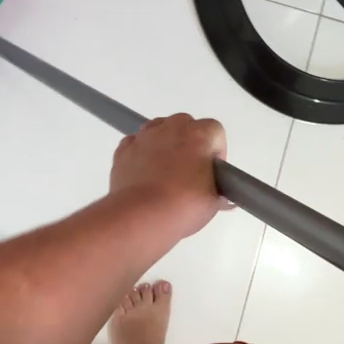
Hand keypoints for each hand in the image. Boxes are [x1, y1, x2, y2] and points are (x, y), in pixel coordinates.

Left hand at [109, 114, 226, 234]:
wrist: (141, 217)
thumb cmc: (183, 206)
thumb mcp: (213, 202)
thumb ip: (218, 191)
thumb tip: (220, 196)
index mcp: (199, 134)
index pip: (215, 132)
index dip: (215, 153)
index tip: (212, 172)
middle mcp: (172, 127)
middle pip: (186, 126)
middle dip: (189, 145)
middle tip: (189, 174)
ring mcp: (145, 136)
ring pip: (159, 130)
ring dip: (164, 146)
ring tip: (165, 175)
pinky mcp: (124, 149)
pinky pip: (137, 144)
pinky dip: (141, 154)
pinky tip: (145, 175)